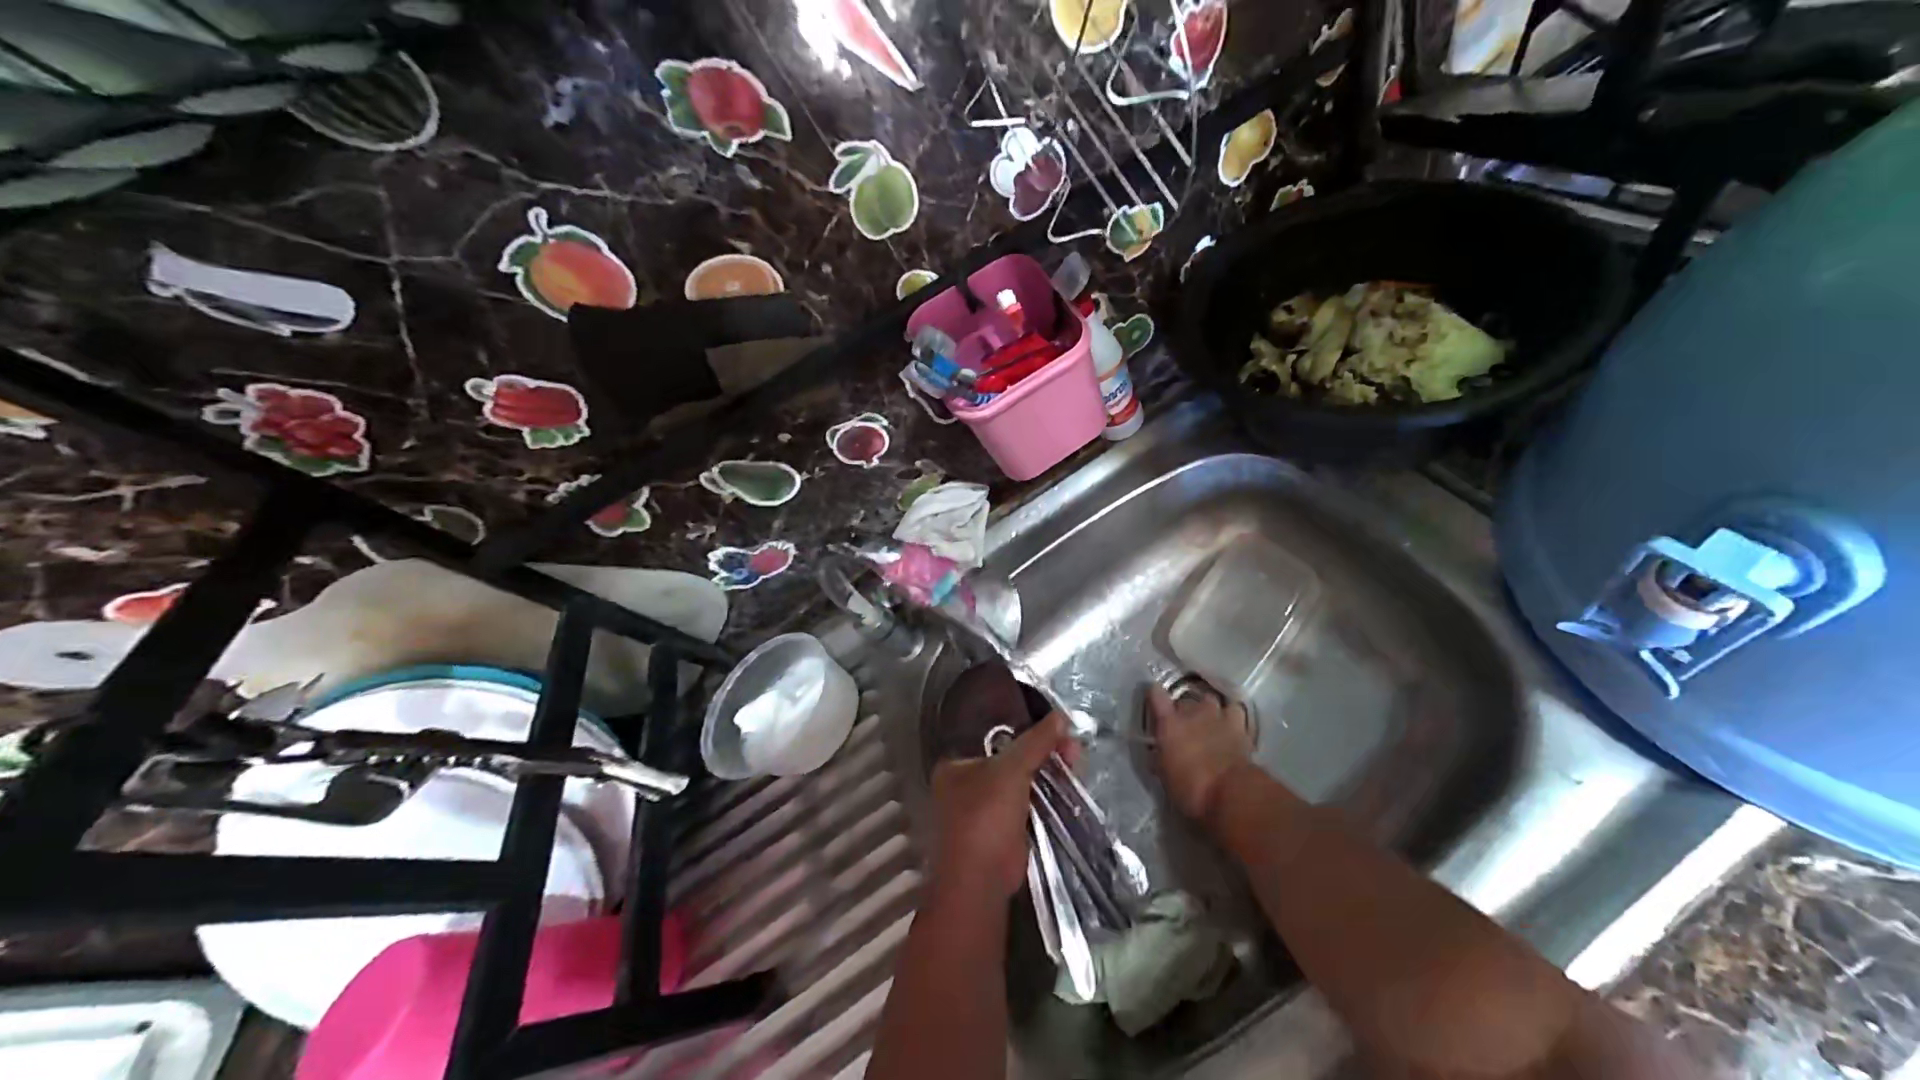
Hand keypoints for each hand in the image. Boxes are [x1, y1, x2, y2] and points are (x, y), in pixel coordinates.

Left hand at [929, 711, 1076, 898]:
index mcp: (956, 765)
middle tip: (1073, 746)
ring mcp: (986, 810)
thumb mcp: (1010, 771)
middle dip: (1044, 751)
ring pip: (1023, 782)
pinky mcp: (1005, 831)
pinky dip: (1048, 795)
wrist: (981, 879)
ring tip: (1077, 759)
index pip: (994, 738)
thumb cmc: (985, 816)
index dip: (1026, 731)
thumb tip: (1062, 716)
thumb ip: (1035, 742)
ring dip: (1049, 772)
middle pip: (1012, 759)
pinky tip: (1071, 784)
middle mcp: (966, 785)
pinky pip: (1029, 804)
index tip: (1055, 729)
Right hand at [1148, 684, 1253, 821]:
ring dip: (1208, 709)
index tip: (1154, 696)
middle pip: (1186, 699)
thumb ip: (1161, 758)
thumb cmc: (1190, 788)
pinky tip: (1231, 725)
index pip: (1156, 696)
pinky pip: (1235, 711)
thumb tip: (1159, 755)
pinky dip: (1231, 716)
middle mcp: (1193, 713)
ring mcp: (1218, 717)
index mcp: (1169, 724)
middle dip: (1184, 710)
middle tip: (1184, 725)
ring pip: (1211, 700)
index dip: (1155, 695)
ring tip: (1209, 721)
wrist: (1230, 793)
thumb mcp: (1165, 776)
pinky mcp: (1241, 727)